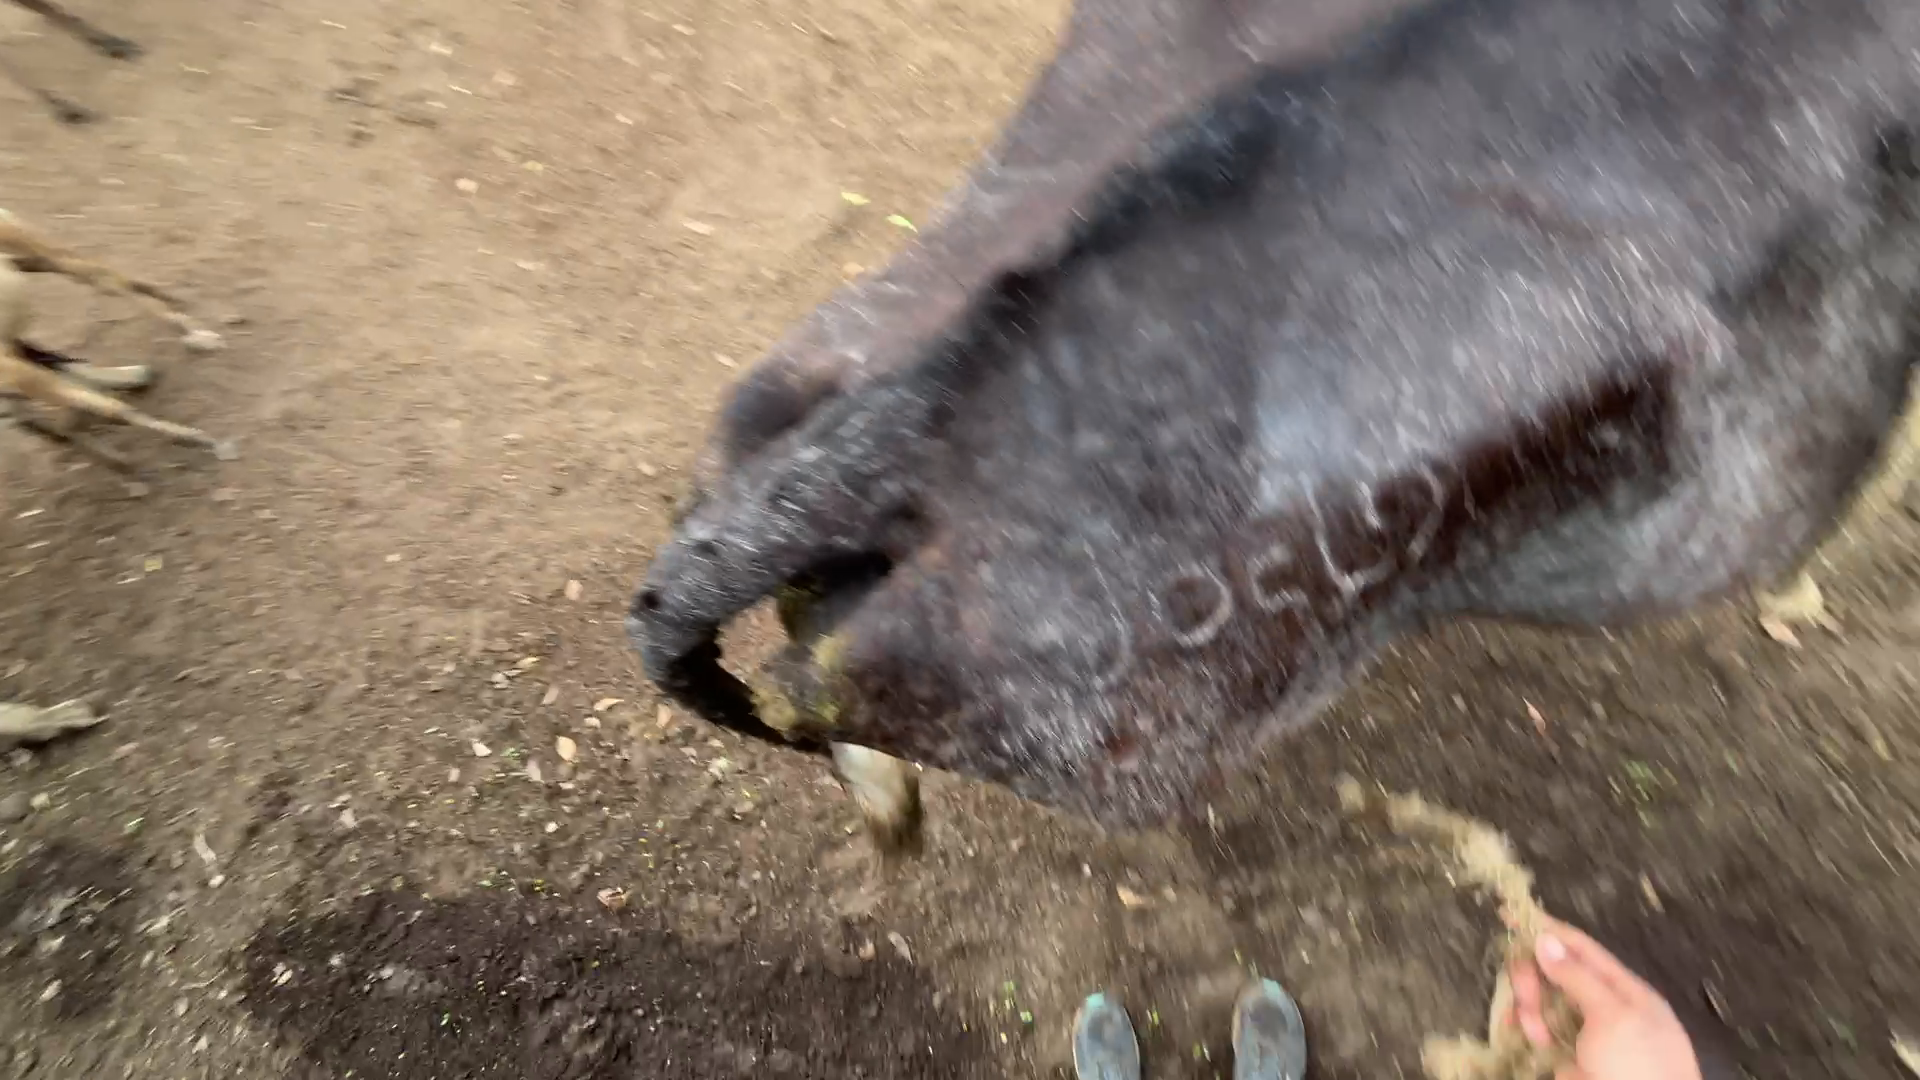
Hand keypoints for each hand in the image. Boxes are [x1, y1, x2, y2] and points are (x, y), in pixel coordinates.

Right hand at [1507, 917, 1703, 1079]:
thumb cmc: (1637, 1073)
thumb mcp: (1615, 1020)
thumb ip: (1577, 976)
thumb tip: (1543, 939)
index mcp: (1627, 993)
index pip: (1580, 947)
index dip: (1545, 928)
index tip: (1507, 914)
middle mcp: (1605, 1005)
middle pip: (1552, 968)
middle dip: (1532, 979)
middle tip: (1525, 998)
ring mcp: (1584, 1029)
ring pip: (1540, 994)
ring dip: (1529, 1007)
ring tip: (1536, 1035)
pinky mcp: (1566, 1049)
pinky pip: (1535, 1021)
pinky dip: (1524, 1024)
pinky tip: (1526, 1037)